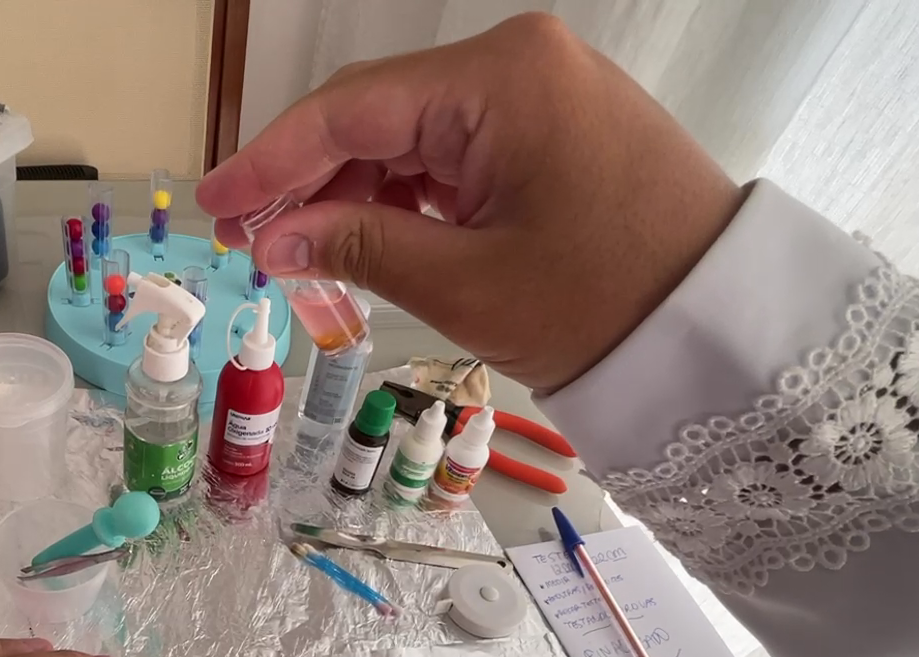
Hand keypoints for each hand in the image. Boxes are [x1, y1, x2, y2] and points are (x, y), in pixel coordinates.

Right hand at [197, 14, 744, 391]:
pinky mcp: (538, 136)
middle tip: (243, 239)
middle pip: (372, 116)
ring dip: (346, 197)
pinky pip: (443, 160)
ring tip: (293, 253)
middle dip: (303, 180)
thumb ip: (356, 247)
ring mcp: (529, 98)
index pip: (350, 109)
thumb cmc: (591, 304)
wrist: (707, 327)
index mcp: (497, 80)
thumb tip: (268, 239)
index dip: (268, 161)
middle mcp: (511, 66)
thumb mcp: (460, 281)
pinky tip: (360, 240)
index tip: (211, 202)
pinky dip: (395, 203)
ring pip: (404, 141)